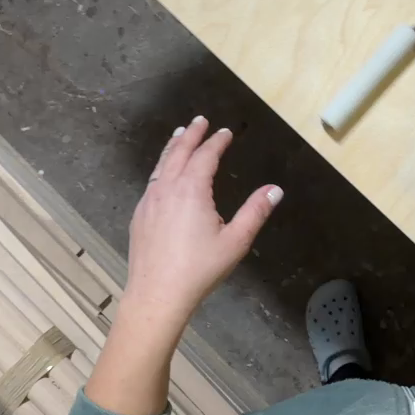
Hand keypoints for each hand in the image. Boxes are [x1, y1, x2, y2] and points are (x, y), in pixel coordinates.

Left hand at [123, 117, 281, 325]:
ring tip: (179, 135)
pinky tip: (164, 173)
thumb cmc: (199, 269)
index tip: (225, 132)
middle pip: (179, 152)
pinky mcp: (140, 215)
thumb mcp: (235, 241)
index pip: (205, 156)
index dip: (216, 142)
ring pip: (162, 165)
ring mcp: (149, 201)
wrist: (157, 294)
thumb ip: (255, 212)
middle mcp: (167, 188)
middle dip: (191, 135)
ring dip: (173, 147)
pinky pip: (152, 181)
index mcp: (192, 190)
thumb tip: (275, 189)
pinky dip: (162, 167)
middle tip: (199, 121)